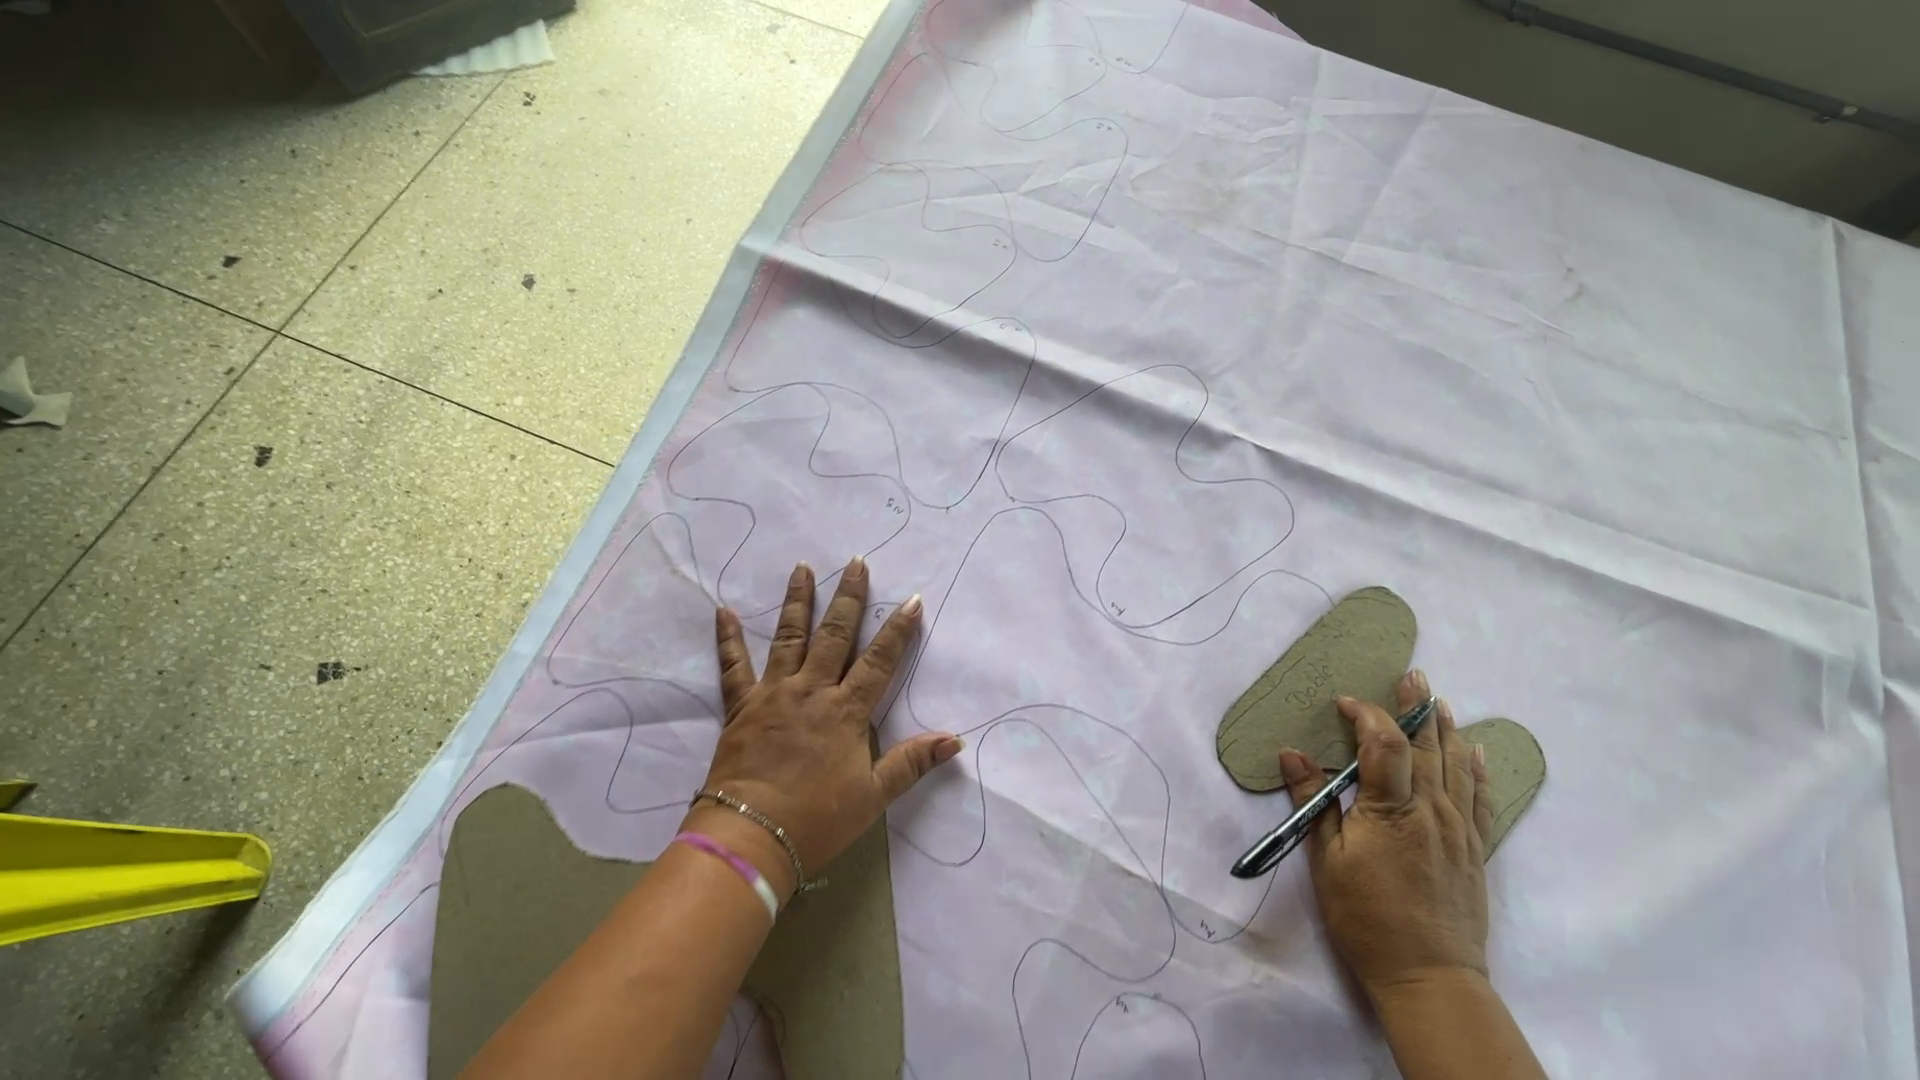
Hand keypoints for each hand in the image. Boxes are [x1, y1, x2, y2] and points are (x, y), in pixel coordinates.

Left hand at [688, 557, 962, 898]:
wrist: (751, 835)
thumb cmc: (818, 819)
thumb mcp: (874, 795)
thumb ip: (913, 762)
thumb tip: (955, 740)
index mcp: (846, 711)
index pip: (879, 661)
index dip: (898, 630)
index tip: (912, 599)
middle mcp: (811, 691)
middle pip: (834, 635)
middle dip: (849, 597)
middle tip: (856, 562)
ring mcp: (773, 694)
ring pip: (788, 637)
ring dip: (798, 601)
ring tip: (803, 568)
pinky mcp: (740, 707)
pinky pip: (732, 667)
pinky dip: (727, 638)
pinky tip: (723, 611)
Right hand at [1279, 670, 1495, 998]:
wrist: (1429, 975)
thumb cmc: (1366, 917)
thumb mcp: (1326, 861)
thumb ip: (1312, 803)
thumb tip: (1292, 754)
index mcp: (1392, 810)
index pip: (1385, 745)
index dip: (1367, 716)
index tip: (1345, 704)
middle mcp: (1432, 810)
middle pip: (1427, 747)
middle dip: (1416, 708)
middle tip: (1413, 675)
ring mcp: (1459, 829)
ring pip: (1457, 767)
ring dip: (1447, 730)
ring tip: (1440, 701)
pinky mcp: (1474, 850)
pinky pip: (1481, 799)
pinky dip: (1479, 771)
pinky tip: (1477, 752)